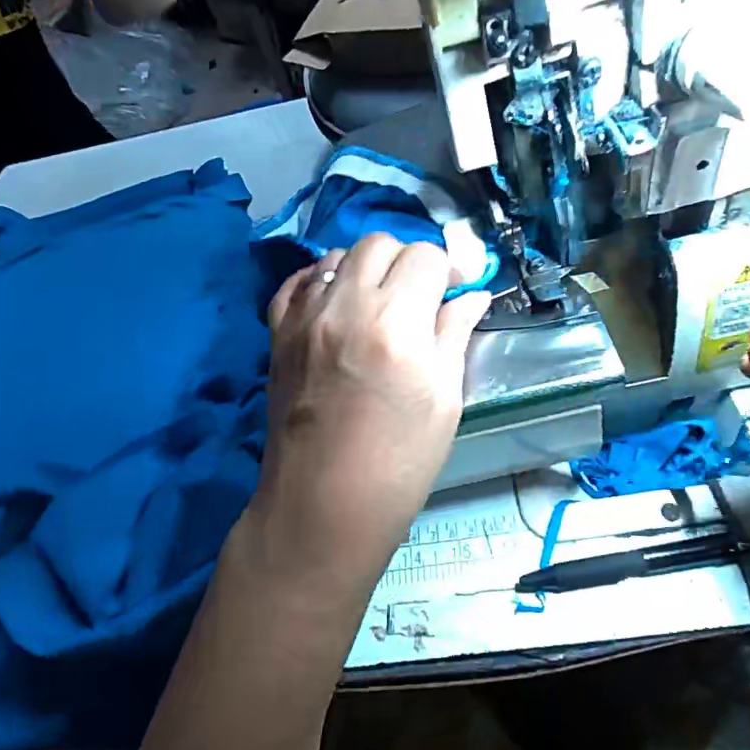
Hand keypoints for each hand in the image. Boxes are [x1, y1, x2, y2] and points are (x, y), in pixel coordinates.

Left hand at [240, 234, 491, 598]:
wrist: (321, 505)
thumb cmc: (397, 465)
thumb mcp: (444, 402)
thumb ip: (454, 336)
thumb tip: (472, 295)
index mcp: (396, 323)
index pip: (426, 257)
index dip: (448, 270)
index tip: (455, 290)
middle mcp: (344, 306)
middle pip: (380, 244)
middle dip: (407, 261)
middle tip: (419, 297)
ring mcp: (304, 318)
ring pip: (337, 256)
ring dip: (365, 268)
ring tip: (378, 303)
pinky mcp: (277, 334)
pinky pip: (297, 283)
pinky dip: (320, 280)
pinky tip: (336, 302)